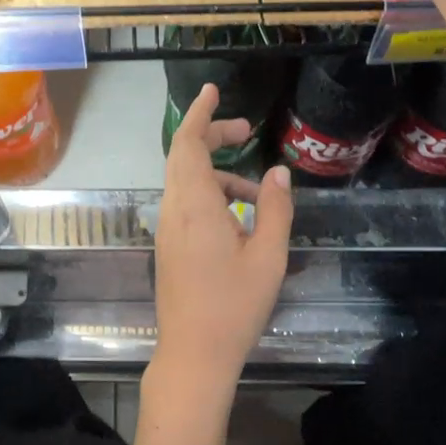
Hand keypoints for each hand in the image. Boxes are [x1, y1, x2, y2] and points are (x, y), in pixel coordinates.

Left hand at [152, 84, 292, 387]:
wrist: (193, 354)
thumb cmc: (234, 306)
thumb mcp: (268, 257)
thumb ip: (274, 209)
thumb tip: (278, 172)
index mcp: (194, 205)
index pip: (188, 143)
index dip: (198, 113)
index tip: (211, 91)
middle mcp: (173, 209)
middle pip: (185, 155)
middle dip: (212, 135)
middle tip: (246, 131)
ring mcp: (167, 227)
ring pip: (186, 180)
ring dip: (217, 171)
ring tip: (257, 189)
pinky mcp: (169, 244)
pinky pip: (186, 202)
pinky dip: (210, 194)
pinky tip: (240, 217)